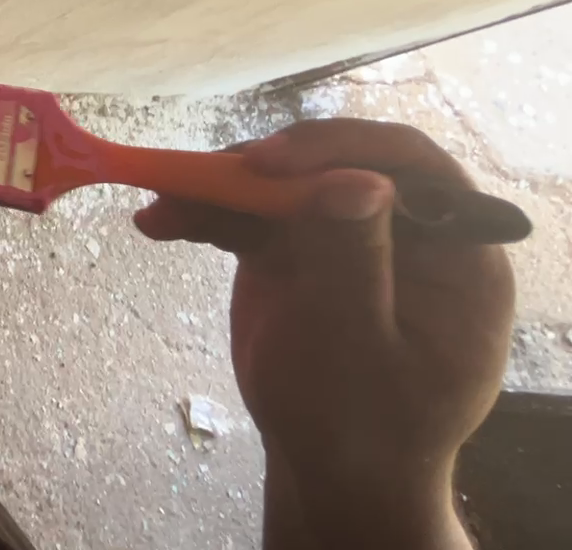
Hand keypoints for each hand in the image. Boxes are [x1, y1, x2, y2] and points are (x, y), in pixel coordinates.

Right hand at [134, 119, 513, 548]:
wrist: (326, 460)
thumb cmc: (357, 415)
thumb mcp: (351, 339)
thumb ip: (353, 259)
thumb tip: (357, 181)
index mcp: (450, 253)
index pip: (409, 166)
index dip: (337, 147)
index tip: (264, 163)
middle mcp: (396, 235)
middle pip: (322, 166)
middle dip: (252, 171)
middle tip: (192, 180)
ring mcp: (337, 242)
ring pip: (271, 188)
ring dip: (209, 192)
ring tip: (157, 211)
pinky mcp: (289, 254)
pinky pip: (240, 216)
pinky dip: (197, 215)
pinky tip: (158, 225)